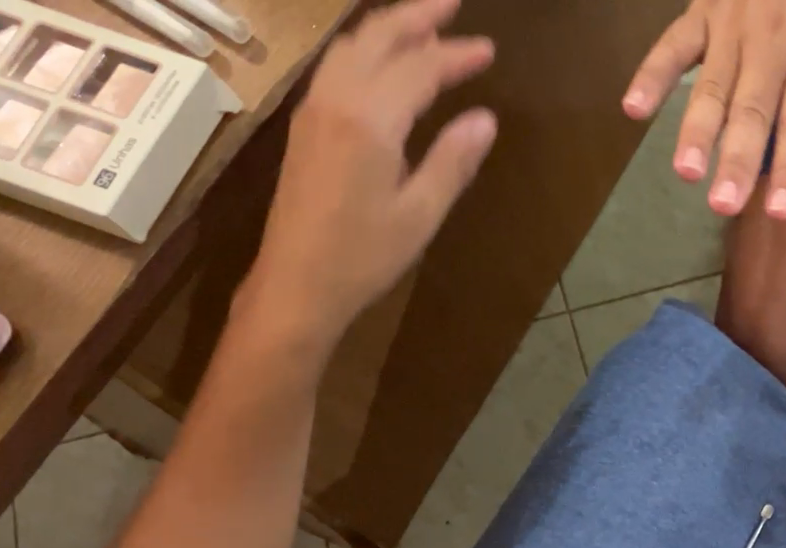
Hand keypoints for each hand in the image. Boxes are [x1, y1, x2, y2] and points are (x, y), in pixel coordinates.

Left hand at [246, 0, 497, 346]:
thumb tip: (485, 119)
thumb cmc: (365, 256)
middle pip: (378, 37)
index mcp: (370, 120)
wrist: (297, 282)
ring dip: (388, 27)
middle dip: (418, 17)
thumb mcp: (420, 214)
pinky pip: (337, 65)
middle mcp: (337, 99)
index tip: (488, 49)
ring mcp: (314, 108)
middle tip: (452, 4)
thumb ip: (452, 161)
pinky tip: (383, 60)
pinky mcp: (306, 124)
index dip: (456, 54)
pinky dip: (366, 48)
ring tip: (422, 24)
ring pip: (352, 46)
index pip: (419, 67)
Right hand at [622, 0, 785, 219]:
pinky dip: (651, 74)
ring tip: (685, 172)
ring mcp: (730, 30)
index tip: (781, 211)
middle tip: (723, 206)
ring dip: (696, 131)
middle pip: (752, 113)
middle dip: (737, 160)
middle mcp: (770, 49)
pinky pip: (672, 45)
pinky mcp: (699, 13)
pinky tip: (633, 109)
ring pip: (711, 88)